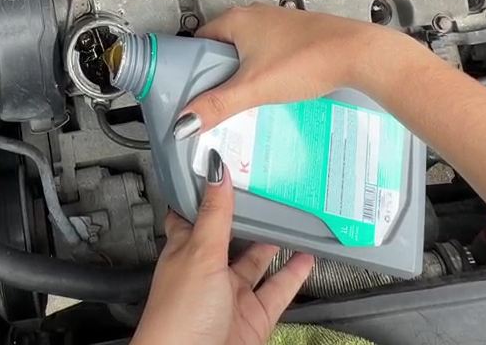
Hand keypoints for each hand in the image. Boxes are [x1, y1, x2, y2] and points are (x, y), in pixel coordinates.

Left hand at [132, 151, 314, 344]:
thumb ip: (214, 214)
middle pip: (230, 235)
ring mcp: (231, 294)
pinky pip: (277, 290)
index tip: (226, 168)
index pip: (195, 212)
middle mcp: (207, 269)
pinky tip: (306, 258)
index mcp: (185, 248)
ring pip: (256, 261)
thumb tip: (217, 170)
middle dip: (246, 216)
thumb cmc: (179, 314)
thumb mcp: (199, 252)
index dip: (209, 192)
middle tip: (265, 190)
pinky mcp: (253, 318)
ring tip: (290, 217)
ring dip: (272, 242)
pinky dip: (294, 274)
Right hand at [175, 3, 424, 139]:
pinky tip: (273, 87)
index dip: (192, 64)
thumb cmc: (306, 61)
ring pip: (247, 47)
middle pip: (222, 44)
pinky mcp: (296, 33)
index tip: (190, 88)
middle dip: (217, 71)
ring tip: (244, 97)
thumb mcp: (254, 89)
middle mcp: (253, 14)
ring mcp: (277, 22)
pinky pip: (268, 49)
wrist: (357, 54)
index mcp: (235, 19)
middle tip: (215, 99)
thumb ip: (217, 105)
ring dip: (243, 70)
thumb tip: (184, 122)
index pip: (199, 39)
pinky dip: (264, 67)